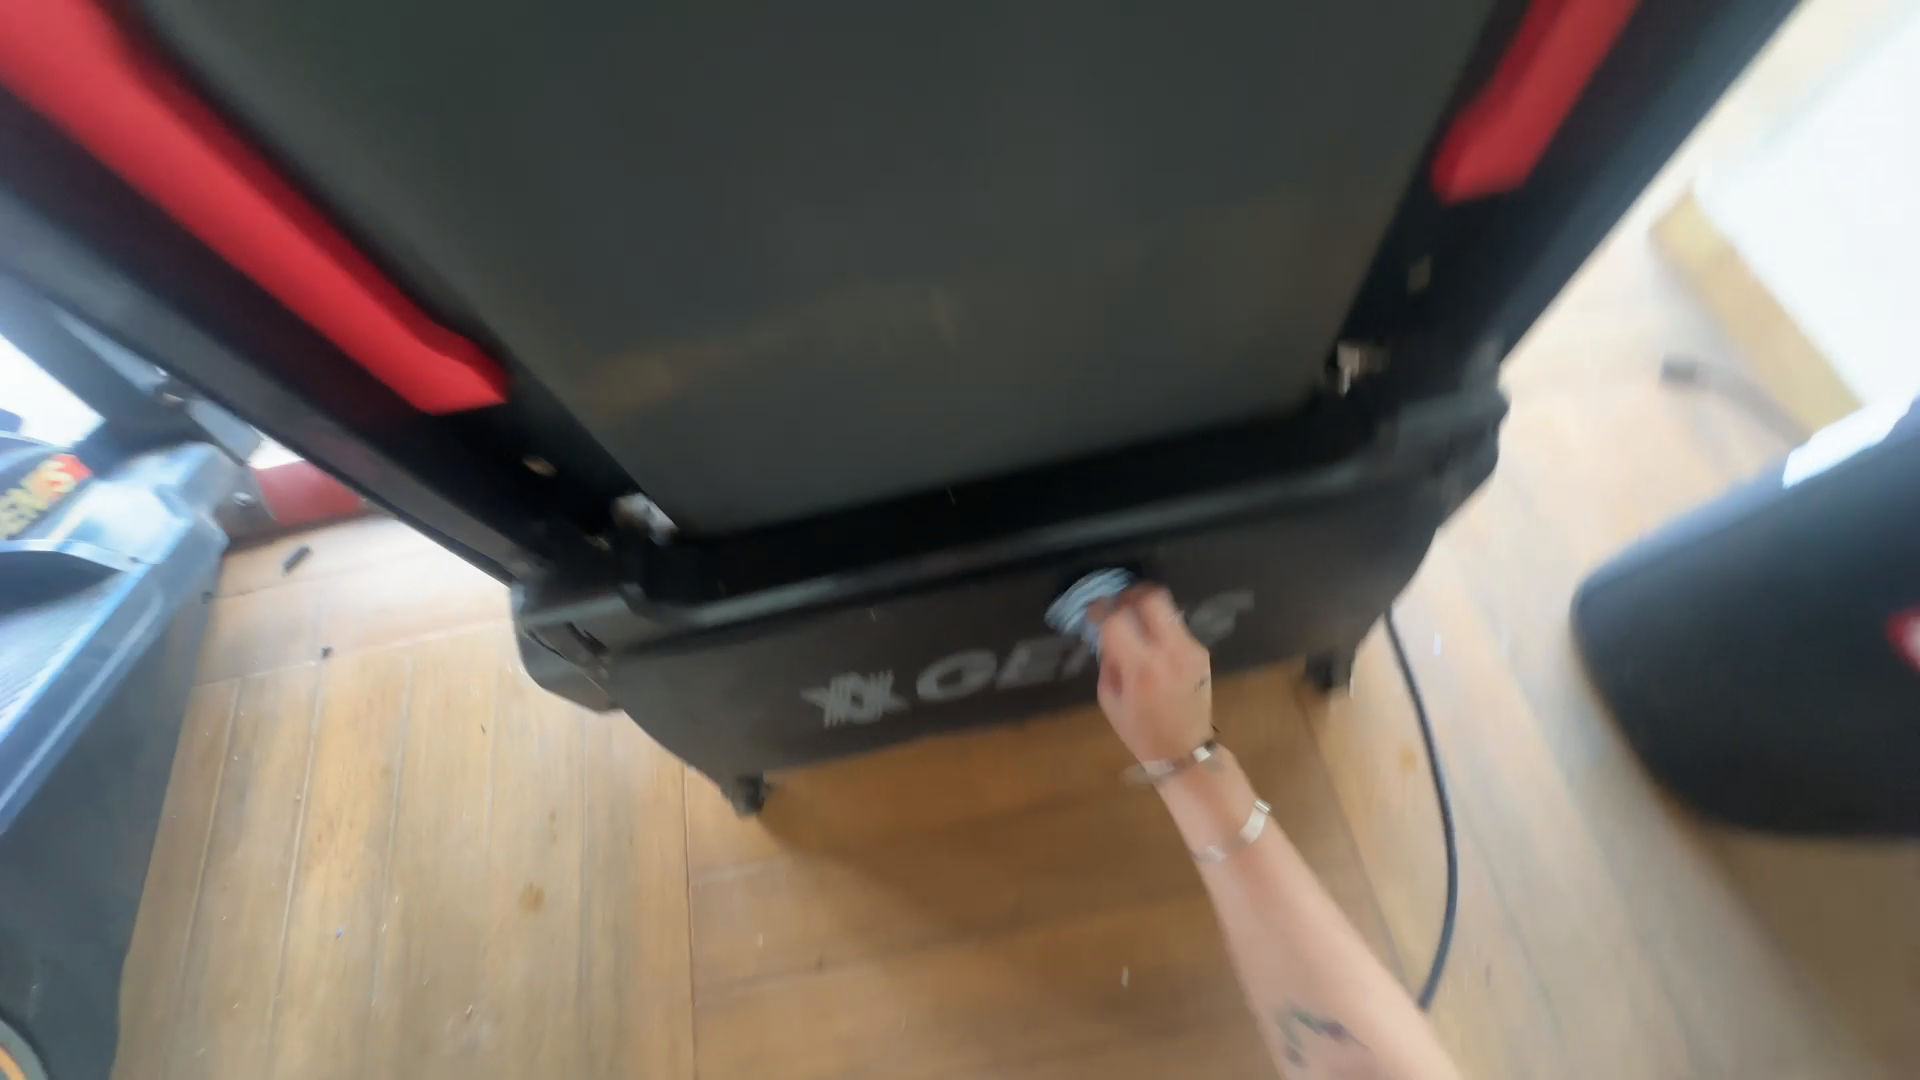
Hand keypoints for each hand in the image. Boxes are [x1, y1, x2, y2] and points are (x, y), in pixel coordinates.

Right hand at [1091, 586, 1214, 763]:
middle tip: (1116, 604)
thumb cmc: (1140, 731)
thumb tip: (1106, 631)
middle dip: (1129, 596)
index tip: (1092, 612)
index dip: (1100, 609)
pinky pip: (1175, 626)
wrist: (1185, 751)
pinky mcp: (1201, 652)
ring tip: (1133, 620)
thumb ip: (1108, 659)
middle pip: (1151, 599)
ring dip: (1145, 608)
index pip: (1117, 619)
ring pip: (1166, 607)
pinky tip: (1151, 641)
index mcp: (1141, 667)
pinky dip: (1159, 626)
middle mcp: (1170, 652)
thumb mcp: (1109, 698)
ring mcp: (1190, 650)